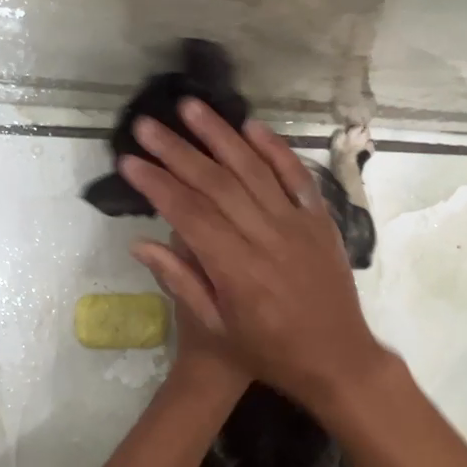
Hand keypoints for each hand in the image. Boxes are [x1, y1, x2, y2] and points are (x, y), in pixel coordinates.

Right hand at [120, 101, 388, 405]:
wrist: (337, 359)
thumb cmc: (269, 351)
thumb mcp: (216, 328)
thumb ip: (180, 282)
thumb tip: (140, 243)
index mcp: (236, 270)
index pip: (189, 214)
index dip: (156, 184)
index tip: (130, 161)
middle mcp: (266, 238)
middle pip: (215, 183)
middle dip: (177, 151)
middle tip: (147, 125)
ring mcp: (297, 224)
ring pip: (253, 170)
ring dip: (220, 135)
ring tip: (190, 108)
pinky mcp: (320, 220)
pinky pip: (296, 177)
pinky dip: (274, 149)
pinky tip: (249, 126)